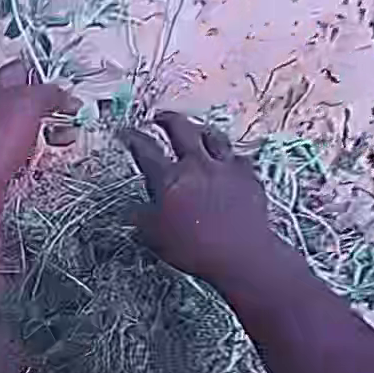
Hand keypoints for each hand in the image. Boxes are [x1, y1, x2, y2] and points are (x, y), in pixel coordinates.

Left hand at [0, 61, 78, 227]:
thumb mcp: (27, 103)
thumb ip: (49, 92)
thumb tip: (65, 96)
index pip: (23, 70)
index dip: (47, 75)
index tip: (68, 87)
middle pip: (30, 103)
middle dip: (54, 109)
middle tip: (68, 117)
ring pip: (30, 132)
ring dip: (50, 136)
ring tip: (61, 141)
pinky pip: (25, 158)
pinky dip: (38, 160)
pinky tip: (42, 163)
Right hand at [122, 111, 300, 290]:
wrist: (242, 255)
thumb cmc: (191, 247)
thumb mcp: (153, 234)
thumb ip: (142, 216)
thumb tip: (134, 211)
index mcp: (169, 179)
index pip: (145, 150)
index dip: (131, 138)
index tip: (124, 132)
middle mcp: (197, 165)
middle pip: (182, 131)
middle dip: (168, 120)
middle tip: (159, 117)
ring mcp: (227, 168)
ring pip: (213, 138)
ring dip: (200, 131)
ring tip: (194, 130)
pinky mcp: (249, 177)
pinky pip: (236, 157)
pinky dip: (226, 154)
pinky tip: (224, 159)